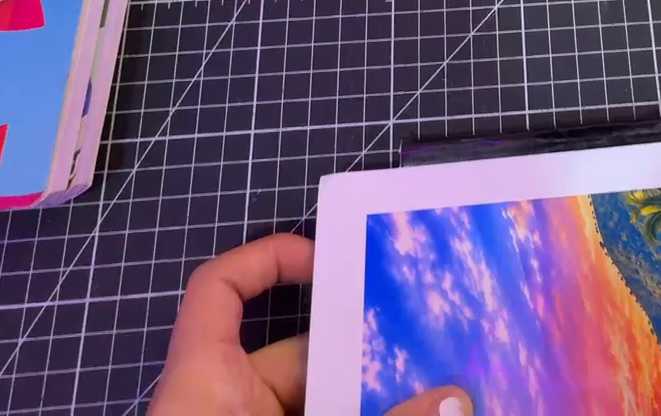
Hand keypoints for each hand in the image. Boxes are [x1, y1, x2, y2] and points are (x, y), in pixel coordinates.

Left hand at [149, 234, 471, 415]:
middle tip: (432, 347)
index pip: (219, 292)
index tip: (332, 261)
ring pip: (317, 403)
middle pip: (297, 355)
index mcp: (203, 393)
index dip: (268, 259)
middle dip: (365, 354)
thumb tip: (458, 399)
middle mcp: (224, 411)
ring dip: (374, 400)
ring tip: (440, 394)